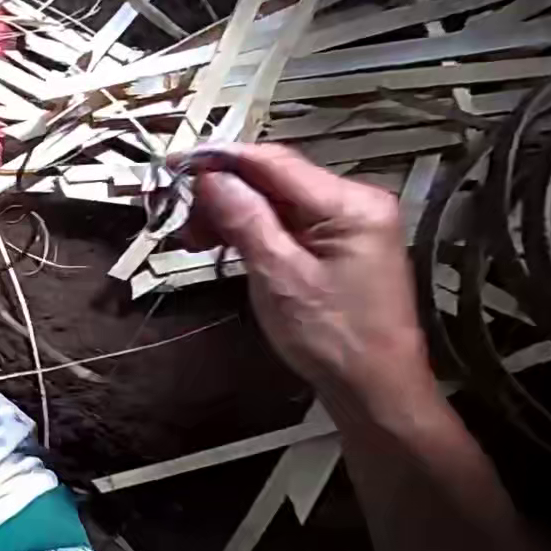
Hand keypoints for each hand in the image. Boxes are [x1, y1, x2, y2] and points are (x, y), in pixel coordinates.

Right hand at [178, 144, 433, 412]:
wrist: (375, 391)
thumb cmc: (332, 338)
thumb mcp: (279, 277)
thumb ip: (244, 219)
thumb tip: (209, 176)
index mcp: (350, 203)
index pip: (273, 162)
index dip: (221, 159)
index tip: (176, 164)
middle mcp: (353, 201)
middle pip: (273, 179)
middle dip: (222, 192)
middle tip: (180, 216)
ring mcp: (346, 223)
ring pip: (274, 201)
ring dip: (231, 213)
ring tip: (194, 237)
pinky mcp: (336, 244)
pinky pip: (285, 223)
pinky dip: (250, 229)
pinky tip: (222, 242)